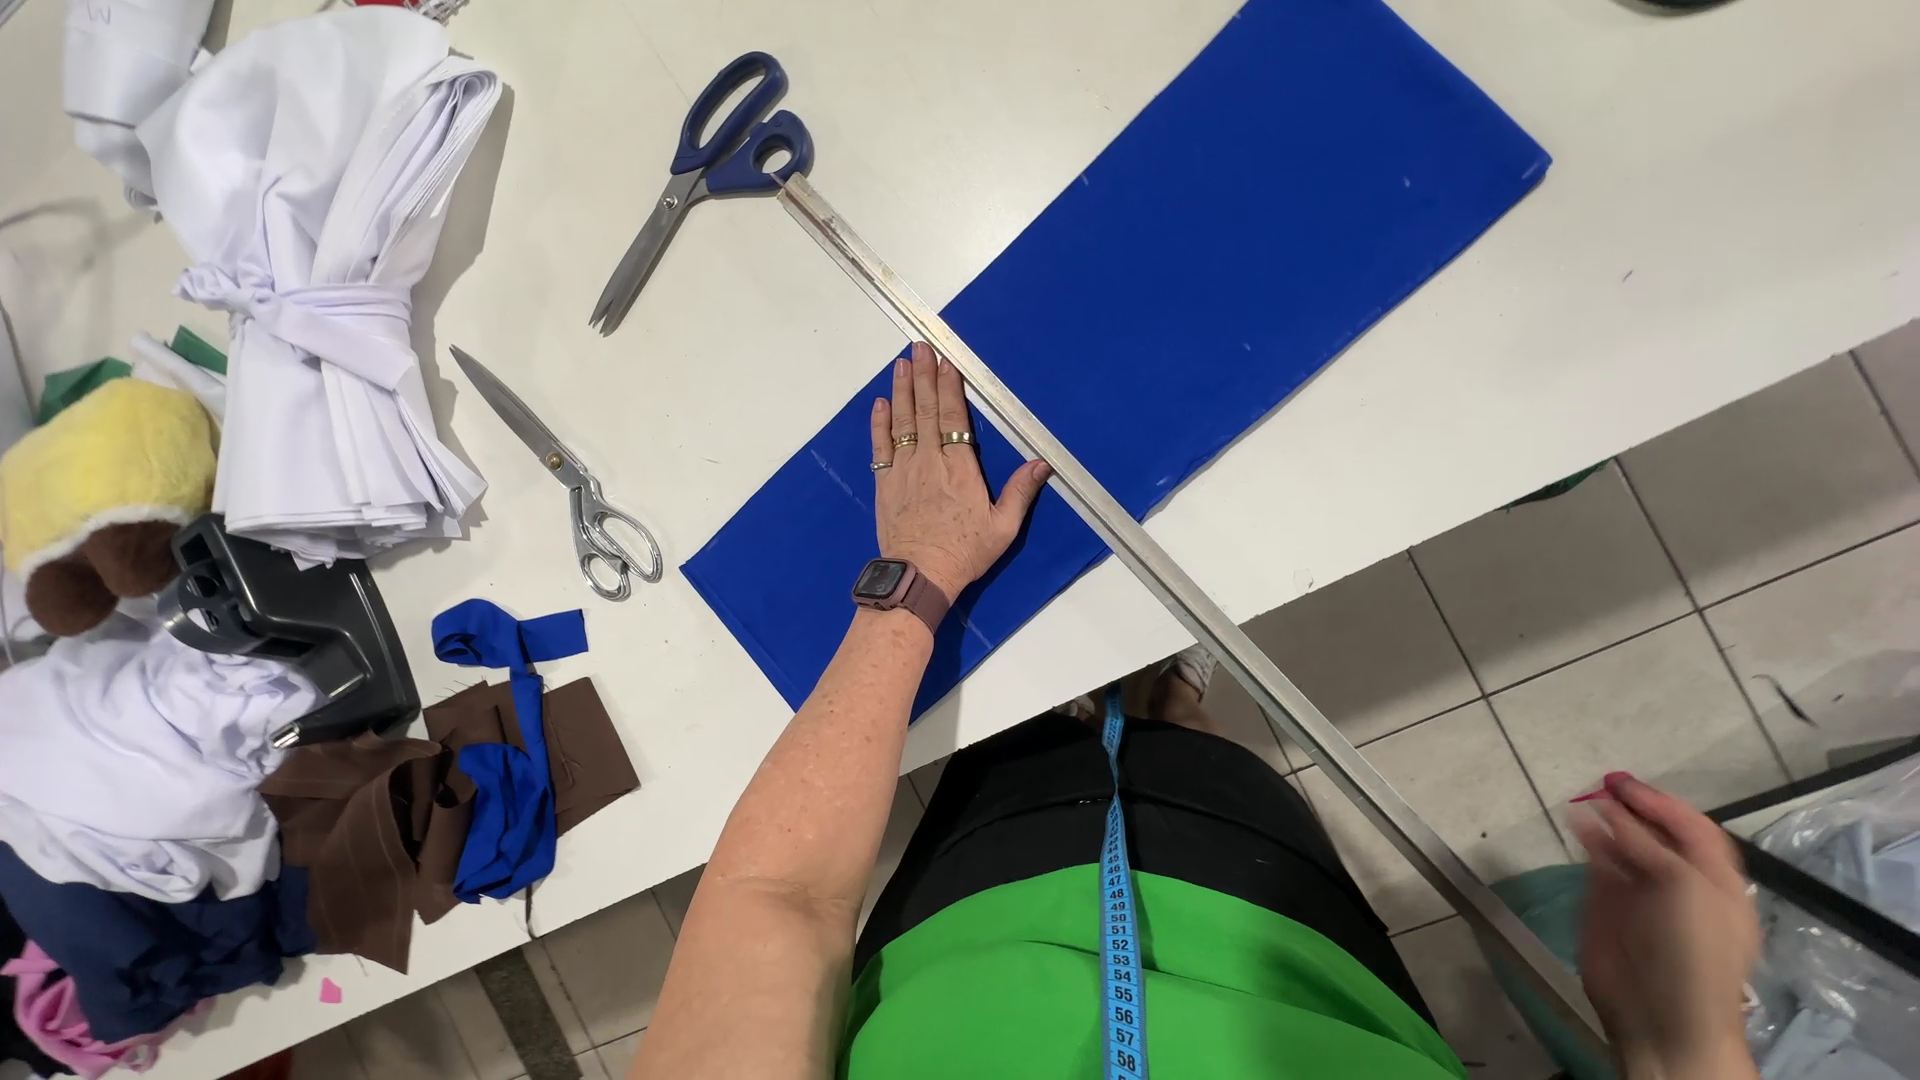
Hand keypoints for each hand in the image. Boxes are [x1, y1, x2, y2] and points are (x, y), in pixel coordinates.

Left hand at [868, 342, 1050, 600]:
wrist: (920, 575)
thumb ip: (1020, 492)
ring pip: (901, 421)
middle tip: (920, 347)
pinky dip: (879, 423)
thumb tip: (1042, 463)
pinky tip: (880, 403)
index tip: (947, 362)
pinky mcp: (885, 484)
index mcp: (960, 468)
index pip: (954, 417)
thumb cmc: (964, 553)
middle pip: (925, 410)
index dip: (950, 387)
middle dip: (924, 376)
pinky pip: (880, 447)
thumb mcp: (1003, 527)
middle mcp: (929, 461)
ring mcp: (903, 470)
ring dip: (901, 390)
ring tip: (901, 364)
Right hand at [1570, 773, 1759, 1079]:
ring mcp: (1642, 890)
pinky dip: (1588, 838)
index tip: (1624, 782)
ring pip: (1625, 842)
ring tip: (1584, 797)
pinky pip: (1599, 860)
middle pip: (1659, 832)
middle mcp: (1681, 880)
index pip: (1694, 829)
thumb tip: (1607, 809)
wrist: (1660, 1009)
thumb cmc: (1689, 949)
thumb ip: (1646, 844)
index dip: (1663, 803)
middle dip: (1634, 806)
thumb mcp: (1682, 888)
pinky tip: (1575, 822)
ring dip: (1607, 819)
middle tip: (1602, 783)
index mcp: (1716, 881)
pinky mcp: (1608, 899)